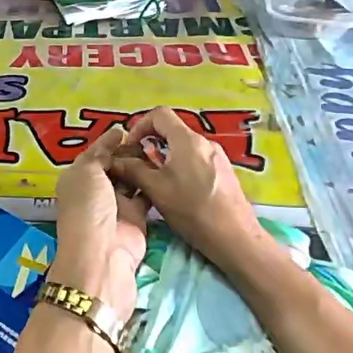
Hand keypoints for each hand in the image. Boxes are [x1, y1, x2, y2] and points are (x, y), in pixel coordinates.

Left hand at [53, 125, 146, 323]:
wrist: (103, 257)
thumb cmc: (89, 210)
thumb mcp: (87, 173)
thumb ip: (100, 153)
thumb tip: (115, 134)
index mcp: (77, 178)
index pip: (94, 154)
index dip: (110, 142)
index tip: (130, 128)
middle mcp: (95, 191)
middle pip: (114, 166)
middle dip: (129, 152)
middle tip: (152, 138)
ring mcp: (116, 205)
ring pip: (131, 180)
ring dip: (143, 167)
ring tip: (163, 150)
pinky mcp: (136, 218)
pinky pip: (145, 196)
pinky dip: (154, 185)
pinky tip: (168, 170)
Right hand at [108, 107, 266, 266]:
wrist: (236, 238)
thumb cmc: (193, 211)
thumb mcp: (156, 190)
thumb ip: (133, 170)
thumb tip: (116, 160)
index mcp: (187, 141)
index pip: (159, 114)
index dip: (140, 125)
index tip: (131, 146)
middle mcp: (205, 142)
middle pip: (172, 130)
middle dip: (150, 144)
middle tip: (137, 165)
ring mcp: (217, 156)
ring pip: (183, 147)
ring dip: (164, 157)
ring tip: (154, 180)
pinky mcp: (224, 171)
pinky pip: (195, 159)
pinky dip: (180, 166)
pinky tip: (176, 190)